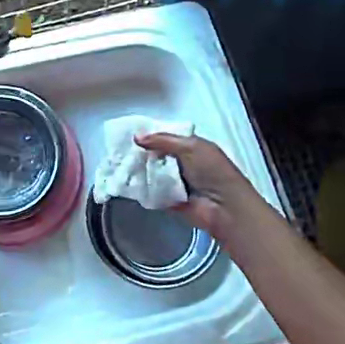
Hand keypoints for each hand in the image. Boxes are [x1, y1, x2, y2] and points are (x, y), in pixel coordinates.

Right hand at [134, 132, 267, 240]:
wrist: (223, 208)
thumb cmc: (212, 172)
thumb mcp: (190, 148)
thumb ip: (163, 140)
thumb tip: (136, 137)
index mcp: (193, 147)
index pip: (168, 138)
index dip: (151, 136)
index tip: (131, 136)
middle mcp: (184, 163)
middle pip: (158, 155)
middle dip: (142, 154)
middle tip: (121, 151)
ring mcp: (176, 182)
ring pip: (153, 173)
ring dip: (141, 171)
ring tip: (121, 166)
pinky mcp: (170, 199)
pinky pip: (152, 191)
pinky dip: (143, 188)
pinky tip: (128, 182)